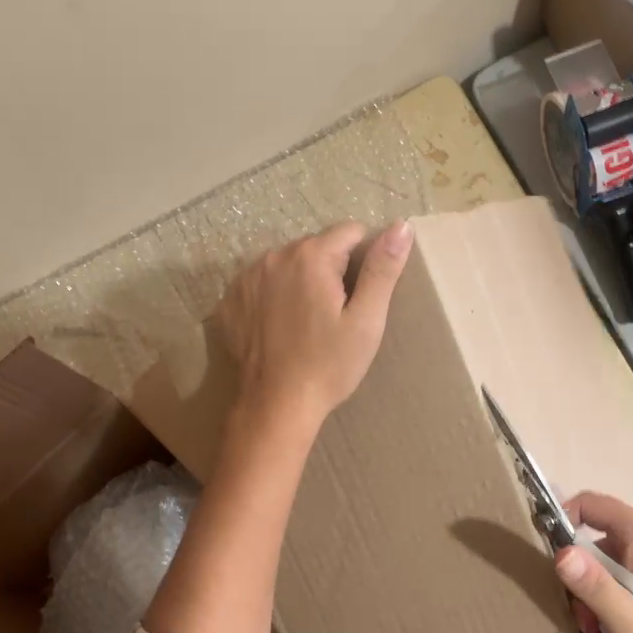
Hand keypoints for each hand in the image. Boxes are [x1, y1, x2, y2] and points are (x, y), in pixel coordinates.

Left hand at [218, 220, 413, 428]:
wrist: (275, 406)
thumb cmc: (328, 367)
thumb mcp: (365, 322)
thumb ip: (382, 270)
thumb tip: (402, 226)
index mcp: (311, 256)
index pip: (350, 232)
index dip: (364, 261)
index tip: (359, 299)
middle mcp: (274, 256)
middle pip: (317, 248)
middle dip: (331, 272)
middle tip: (336, 317)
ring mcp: (246, 277)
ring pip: (288, 265)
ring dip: (301, 283)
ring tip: (308, 325)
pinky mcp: (230, 300)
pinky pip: (262, 284)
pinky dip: (275, 298)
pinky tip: (282, 330)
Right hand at [553, 493, 632, 632]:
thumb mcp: (623, 616)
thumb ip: (592, 583)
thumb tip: (560, 553)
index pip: (591, 504)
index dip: (563, 519)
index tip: (547, 553)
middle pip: (594, 545)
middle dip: (580, 584)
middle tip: (583, 620)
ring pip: (604, 572)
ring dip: (594, 606)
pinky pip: (620, 588)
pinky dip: (610, 612)